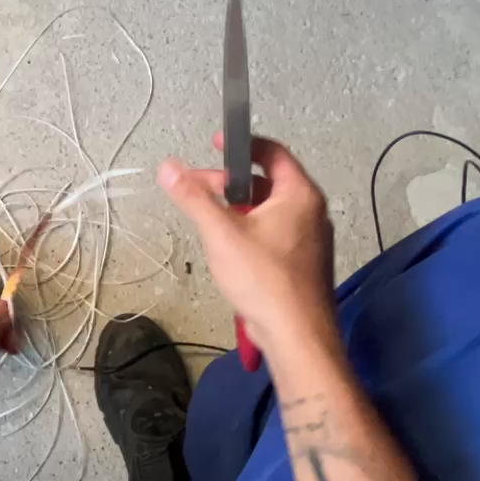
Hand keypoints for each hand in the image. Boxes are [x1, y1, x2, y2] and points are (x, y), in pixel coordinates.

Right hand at [158, 134, 335, 355]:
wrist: (297, 336)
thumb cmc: (264, 278)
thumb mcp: (221, 232)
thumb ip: (194, 197)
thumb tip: (168, 167)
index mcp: (299, 196)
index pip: (274, 153)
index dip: (242, 144)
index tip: (214, 144)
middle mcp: (311, 212)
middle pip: (268, 181)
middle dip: (229, 180)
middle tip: (198, 186)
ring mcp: (309, 238)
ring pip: (269, 208)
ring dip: (237, 205)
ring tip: (207, 216)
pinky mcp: (302, 262)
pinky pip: (273, 230)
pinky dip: (248, 225)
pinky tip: (227, 244)